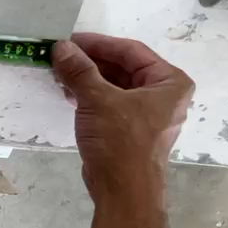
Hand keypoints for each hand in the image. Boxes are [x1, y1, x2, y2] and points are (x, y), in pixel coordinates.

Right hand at [52, 32, 194, 203]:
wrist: (123, 187)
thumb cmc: (121, 141)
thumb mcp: (98, 101)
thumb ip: (79, 72)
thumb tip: (61, 47)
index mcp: (169, 81)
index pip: (131, 51)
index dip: (98, 44)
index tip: (69, 40)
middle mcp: (162, 93)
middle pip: (123, 67)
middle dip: (90, 62)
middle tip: (60, 57)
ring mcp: (146, 112)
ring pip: (114, 85)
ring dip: (86, 78)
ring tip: (59, 73)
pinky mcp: (128, 127)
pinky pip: (109, 101)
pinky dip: (89, 95)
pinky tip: (68, 93)